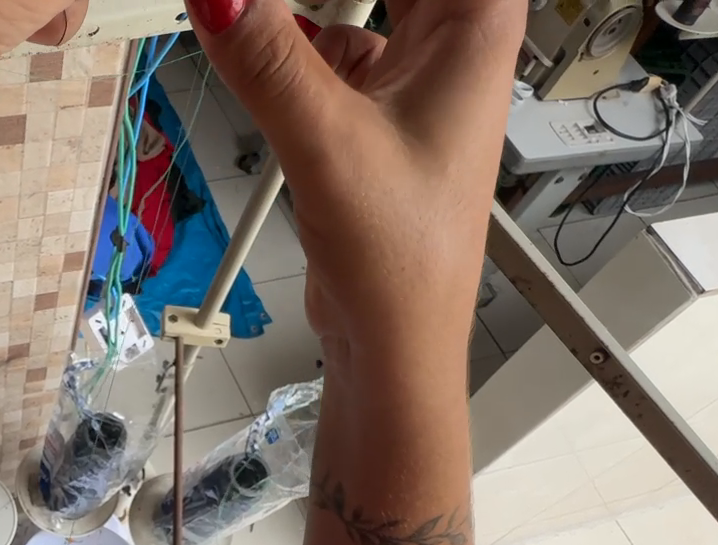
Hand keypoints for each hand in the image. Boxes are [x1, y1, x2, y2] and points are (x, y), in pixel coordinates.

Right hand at [185, 0, 523, 359]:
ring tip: (242, 21)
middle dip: (310, 5)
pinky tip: (253, 50)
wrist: (392, 338)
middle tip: (245, 11)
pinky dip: (288, 52)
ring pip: (351, 10)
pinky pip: (325, 60)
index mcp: (475, 21)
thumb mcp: (326, 146)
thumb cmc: (400, 258)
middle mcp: (448, 41)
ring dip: (294, 19)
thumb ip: (267, 62)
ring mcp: (406, 83)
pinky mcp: (367, 121)